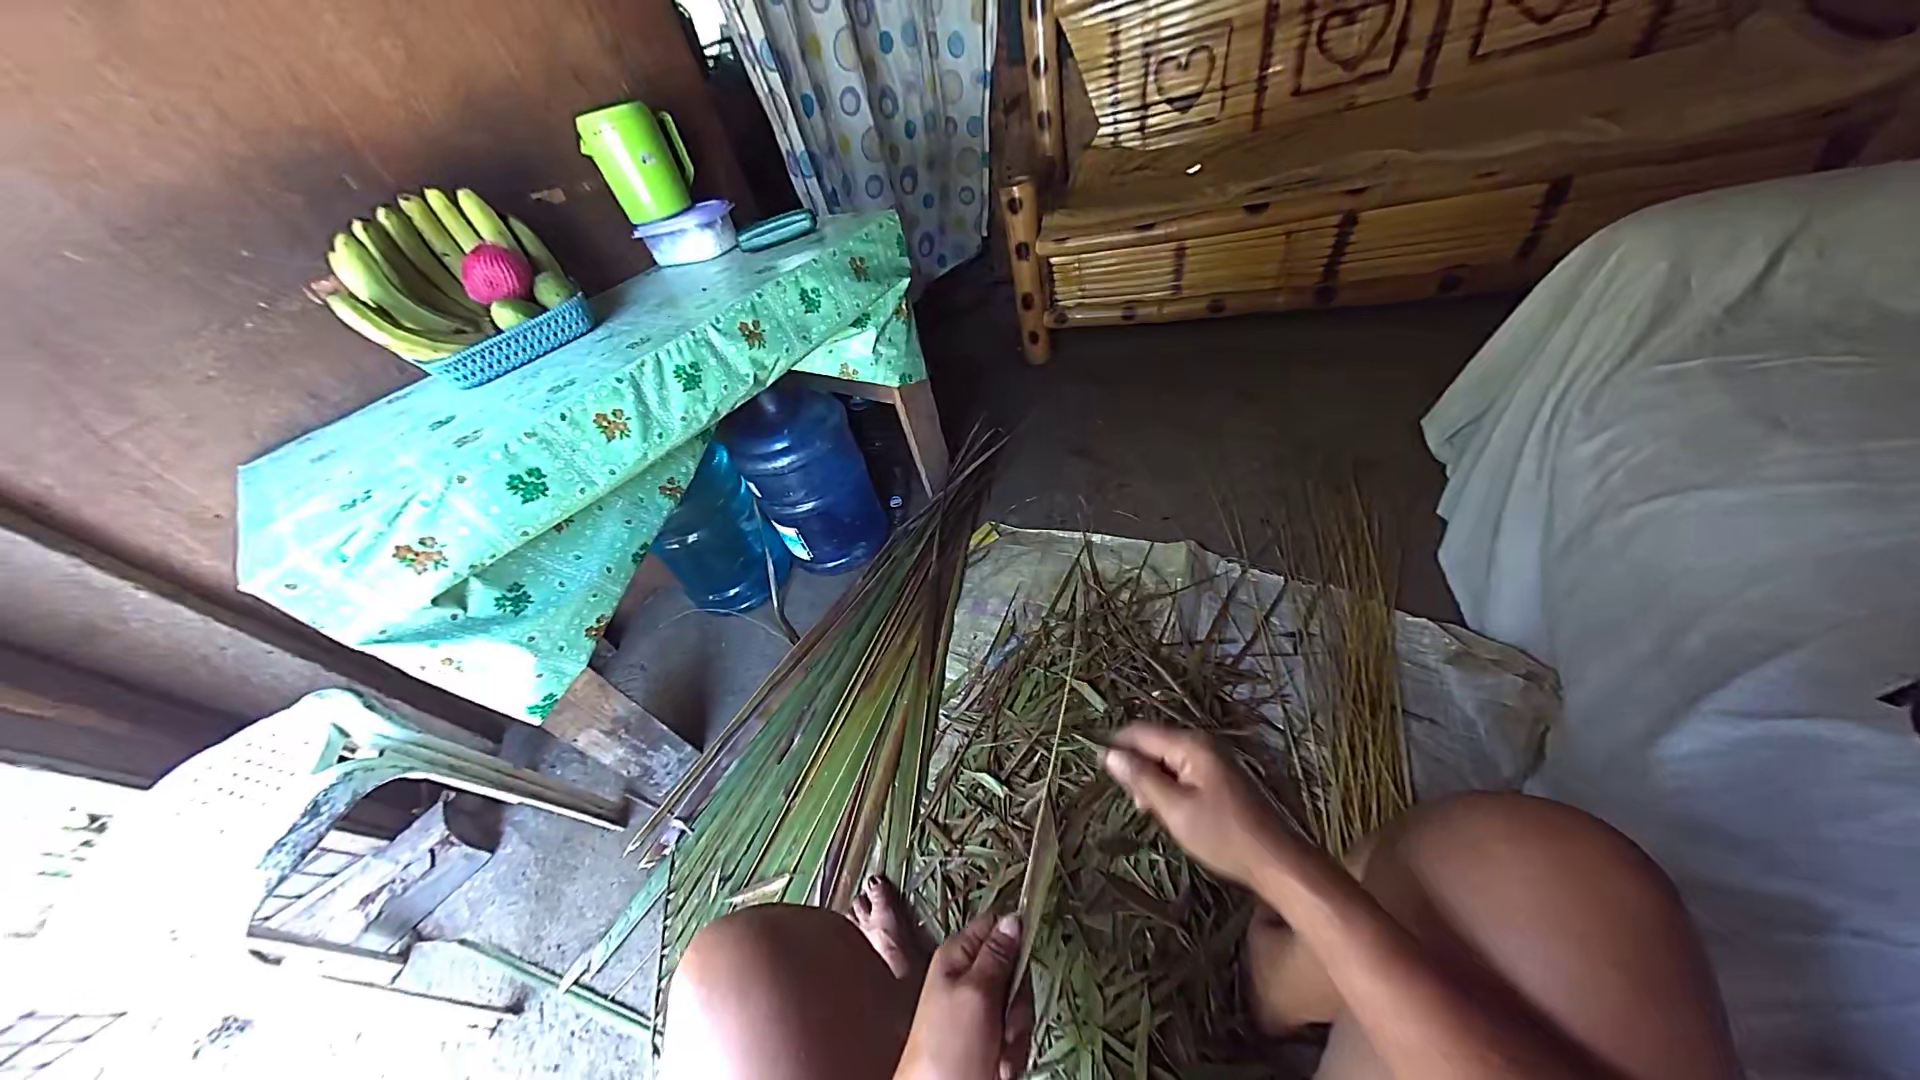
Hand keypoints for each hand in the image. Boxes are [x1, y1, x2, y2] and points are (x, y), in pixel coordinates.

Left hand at [894, 913, 1033, 1079]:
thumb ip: (998, 956)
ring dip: (1018, 1032)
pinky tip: (1001, 1068)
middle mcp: (968, 978)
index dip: (1014, 939)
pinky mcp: (988, 1041)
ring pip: (1019, 1004)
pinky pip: (1015, 1034)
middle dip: (1019, 1000)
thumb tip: (1014, 917)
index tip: (1022, 964)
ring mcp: (978, 1012)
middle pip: (1013, 968)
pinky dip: (1013, 1053)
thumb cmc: (950, 1048)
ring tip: (1001, 1053)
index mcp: (957, 957)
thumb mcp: (975, 994)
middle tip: (1007, 1023)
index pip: (994, 926)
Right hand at [1103, 723, 1296, 887]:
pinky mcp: (1222, 776)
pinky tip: (1172, 810)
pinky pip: (1184, 770)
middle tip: (1135, 802)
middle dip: (1138, 767)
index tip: (1099, 766)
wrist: (1277, 861)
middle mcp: (1204, 744)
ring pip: (1168, 759)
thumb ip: (1141, 779)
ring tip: (1151, 810)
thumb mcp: (1175, 809)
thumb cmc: (1223, 836)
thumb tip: (1111, 755)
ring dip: (1154, 780)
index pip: (1141, 732)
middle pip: (1155, 744)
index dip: (1117, 746)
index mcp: (1192, 745)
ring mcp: (1216, 759)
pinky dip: (1171, 785)